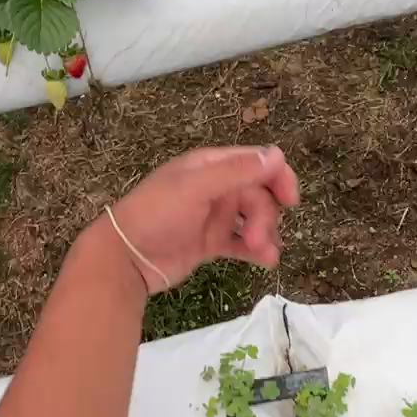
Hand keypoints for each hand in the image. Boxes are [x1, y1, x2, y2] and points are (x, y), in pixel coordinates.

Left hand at [101, 145, 300, 293]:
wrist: (124, 258)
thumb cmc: (156, 214)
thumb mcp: (195, 188)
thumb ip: (236, 172)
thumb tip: (278, 155)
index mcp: (209, 166)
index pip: (254, 163)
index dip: (277, 177)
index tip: (291, 200)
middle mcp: (213, 188)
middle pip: (256, 195)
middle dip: (265, 216)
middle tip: (259, 239)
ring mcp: (212, 216)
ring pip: (252, 220)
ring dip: (264, 234)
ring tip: (265, 254)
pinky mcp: (209, 243)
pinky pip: (241, 243)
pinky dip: (255, 250)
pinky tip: (266, 261)